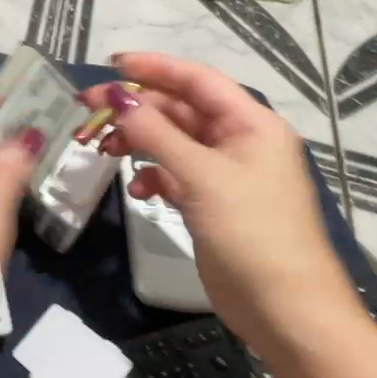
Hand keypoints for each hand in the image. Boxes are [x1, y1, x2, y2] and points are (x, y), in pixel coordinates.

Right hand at [84, 54, 360, 351]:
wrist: (288, 313)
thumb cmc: (253, 233)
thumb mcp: (202, 176)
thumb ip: (156, 132)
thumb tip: (116, 97)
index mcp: (250, 123)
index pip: (196, 79)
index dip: (154, 67)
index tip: (111, 65)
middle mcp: (238, 140)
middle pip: (179, 108)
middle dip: (135, 107)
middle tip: (88, 110)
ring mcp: (224, 173)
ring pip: (171, 140)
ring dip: (137, 140)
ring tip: (102, 148)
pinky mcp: (211, 202)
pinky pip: (172, 173)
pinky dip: (150, 175)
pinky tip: (135, 189)